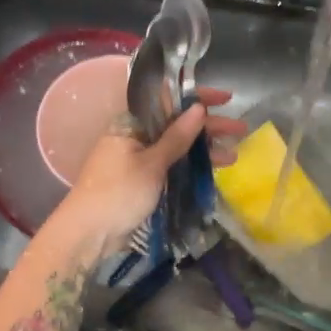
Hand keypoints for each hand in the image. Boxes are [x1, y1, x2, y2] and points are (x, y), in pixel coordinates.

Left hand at [47, 87, 245, 257]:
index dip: (197, 98)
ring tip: (233, 156)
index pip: (168, 100)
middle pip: (176, 124)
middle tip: (241, 130)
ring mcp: (139, 159)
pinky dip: (191, 165)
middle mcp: (135, 136)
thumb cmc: (118, 193)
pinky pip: (172, 165)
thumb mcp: (151, 164)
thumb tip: (199, 108)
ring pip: (177, 147)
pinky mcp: (143, 180)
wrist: (89, 233)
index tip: (225, 99)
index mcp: (131, 123)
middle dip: (208, 127)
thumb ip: (176, 137)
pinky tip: (213, 169)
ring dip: (204, 149)